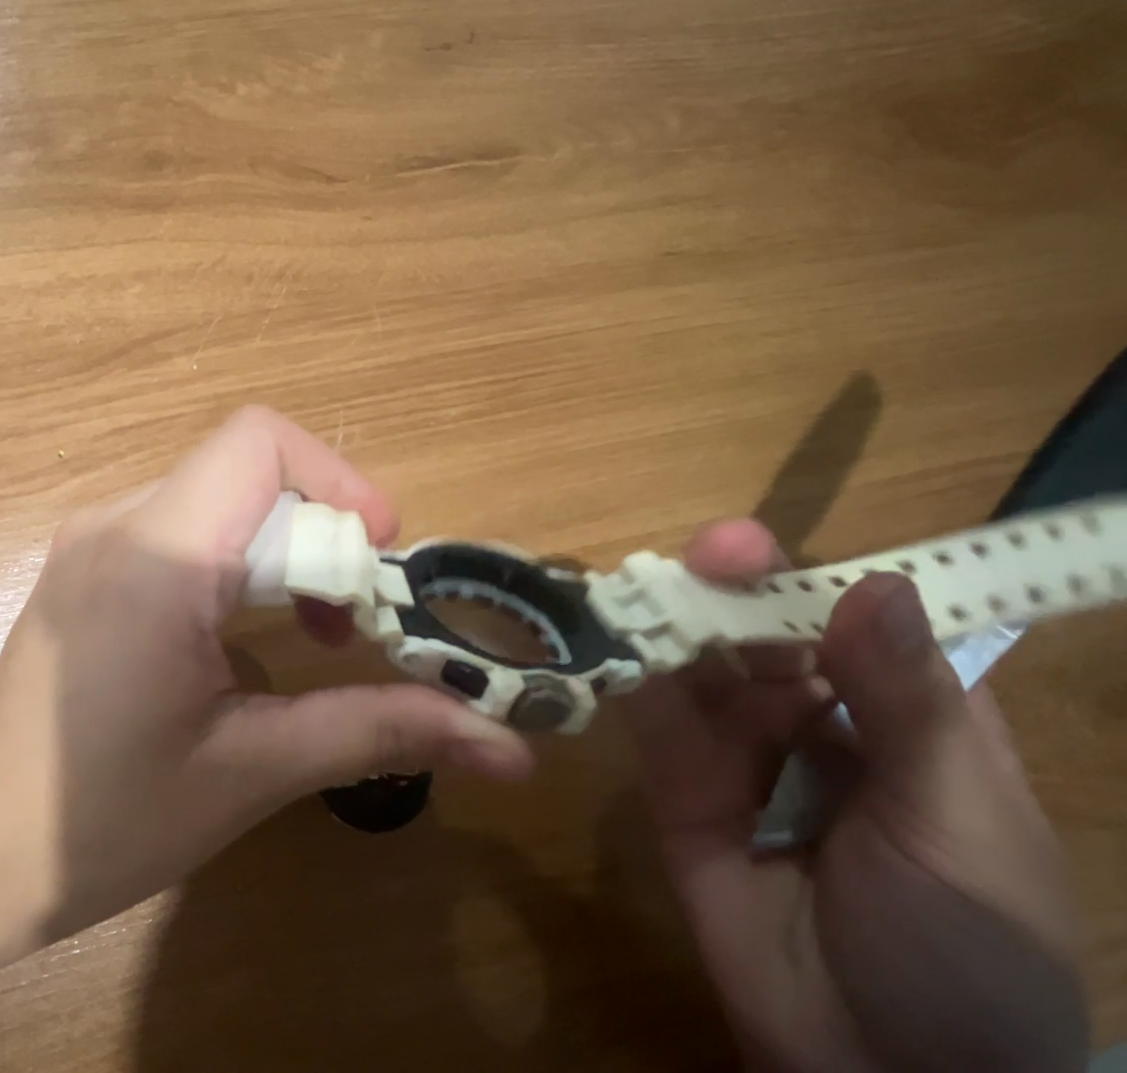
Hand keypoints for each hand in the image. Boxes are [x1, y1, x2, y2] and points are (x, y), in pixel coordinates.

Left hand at [0, 406, 534, 944]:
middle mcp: (113, 526)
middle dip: (320, 536)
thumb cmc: (103, 823)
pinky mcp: (81, 578)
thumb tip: (511, 748)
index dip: (340, 482)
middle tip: (361, 627)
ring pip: (213, 504)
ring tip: (314, 640)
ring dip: (279, 556)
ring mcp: (87, 548)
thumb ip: (379, 732)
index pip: (259, 443)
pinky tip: (241, 646)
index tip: (382, 566)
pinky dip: (232, 569)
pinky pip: (175, 535)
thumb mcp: (251, 771)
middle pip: (244, 475)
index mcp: (154, 555)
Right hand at [624, 520, 1087, 1072]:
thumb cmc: (965, 945)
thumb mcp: (957, 820)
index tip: (758, 546)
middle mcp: (816, 718)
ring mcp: (738, 752)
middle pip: (759, 631)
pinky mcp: (676, 789)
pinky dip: (625, 684)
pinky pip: (650, 724)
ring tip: (633, 596)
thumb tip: (875, 583)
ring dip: (666, 626)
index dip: (807, 574)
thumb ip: (908, 704)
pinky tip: (602, 652)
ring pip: (696, 667)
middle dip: (726, 589)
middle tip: (698, 558)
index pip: (851, 617)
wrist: (878, 1068)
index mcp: (907, 714)